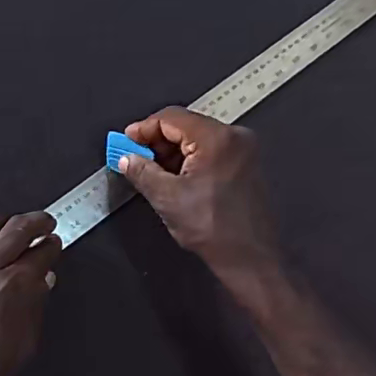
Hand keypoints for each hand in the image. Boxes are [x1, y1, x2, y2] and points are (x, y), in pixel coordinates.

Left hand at [0, 210, 63, 375]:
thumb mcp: (23, 347)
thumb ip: (34, 308)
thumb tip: (40, 286)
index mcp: (11, 288)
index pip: (41, 253)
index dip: (52, 246)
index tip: (53, 245)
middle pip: (16, 227)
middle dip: (36, 221)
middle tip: (42, 223)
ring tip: (3, 225)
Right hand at [117, 106, 280, 276]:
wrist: (249, 257)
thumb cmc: (214, 229)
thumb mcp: (166, 198)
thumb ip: (141, 171)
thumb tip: (126, 159)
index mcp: (216, 139)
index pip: (171, 118)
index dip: (143, 128)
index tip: (126, 140)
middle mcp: (234, 138)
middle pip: (185, 125)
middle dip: (156, 141)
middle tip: (134, 157)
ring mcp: (243, 151)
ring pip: (197, 138)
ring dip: (171, 151)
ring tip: (151, 171)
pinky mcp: (245, 165)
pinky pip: (210, 151)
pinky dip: (188, 159)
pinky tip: (173, 177)